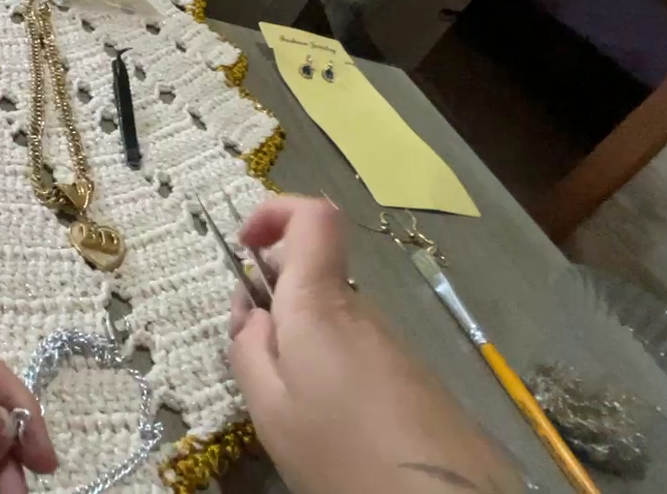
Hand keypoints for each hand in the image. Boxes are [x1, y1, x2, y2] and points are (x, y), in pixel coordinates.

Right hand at [229, 197, 523, 493]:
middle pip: (312, 277)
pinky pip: (361, 353)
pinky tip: (336, 424)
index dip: (275, 212)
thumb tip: (254, 316)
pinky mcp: (419, 382)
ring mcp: (395, 347)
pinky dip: (335, 371)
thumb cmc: (343, 455)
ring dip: (304, 343)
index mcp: (319, 304)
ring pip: (333, 320)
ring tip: (295, 404)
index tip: (246, 245)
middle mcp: (361, 312)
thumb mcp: (268, 408)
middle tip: (256, 357)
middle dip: (275, 301)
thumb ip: (247, 348)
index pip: (313, 216)